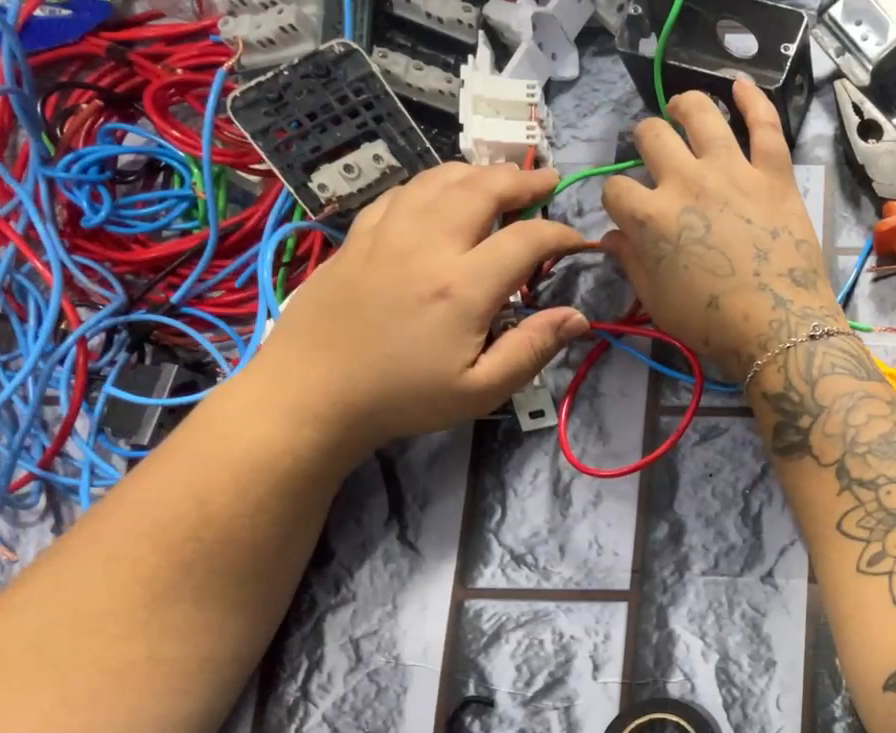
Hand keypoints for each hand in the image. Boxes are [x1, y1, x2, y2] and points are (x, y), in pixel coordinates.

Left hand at [241, 164, 593, 452]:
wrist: (313, 391)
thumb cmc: (405, 397)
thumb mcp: (482, 389)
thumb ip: (533, 349)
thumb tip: (578, 317)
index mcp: (463, 287)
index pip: (526, 240)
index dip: (561, 235)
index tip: (582, 243)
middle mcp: (427, 246)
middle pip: (481, 190)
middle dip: (522, 180)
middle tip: (549, 181)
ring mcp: (387, 235)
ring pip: (439, 180)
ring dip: (479, 172)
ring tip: (504, 178)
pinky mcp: (360, 237)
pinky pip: (403, 191)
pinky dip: (435, 182)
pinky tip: (446, 192)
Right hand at [600, 80, 840, 381]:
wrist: (781, 329)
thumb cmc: (717, 327)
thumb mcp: (660, 305)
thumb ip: (633, 265)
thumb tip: (613, 238)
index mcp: (651, 217)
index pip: (617, 189)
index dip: (620, 200)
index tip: (631, 212)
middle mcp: (686, 181)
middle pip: (651, 137)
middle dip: (647, 146)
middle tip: (659, 160)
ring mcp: (732, 172)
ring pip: (700, 113)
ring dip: (685, 106)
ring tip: (682, 112)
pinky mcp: (774, 176)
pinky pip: (765, 125)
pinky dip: (754, 100)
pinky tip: (740, 85)